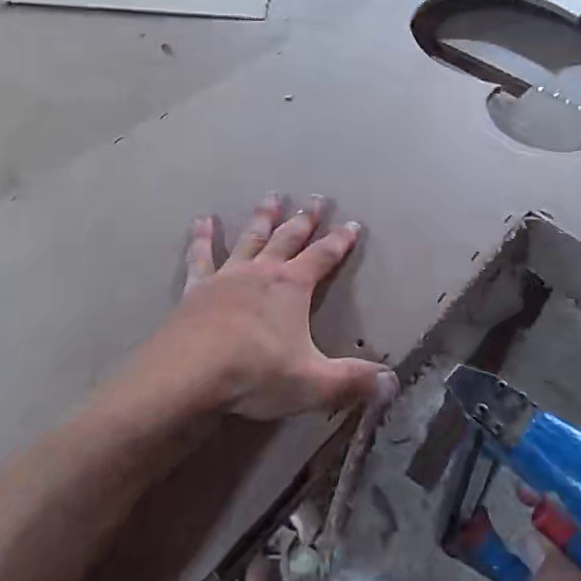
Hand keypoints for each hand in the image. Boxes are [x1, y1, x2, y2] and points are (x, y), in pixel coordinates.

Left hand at [130, 192, 395, 420]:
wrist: (188, 376)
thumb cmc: (255, 374)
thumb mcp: (313, 383)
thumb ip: (353, 382)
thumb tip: (392, 384)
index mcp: (292, 287)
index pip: (324, 257)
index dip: (341, 241)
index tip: (353, 224)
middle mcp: (262, 272)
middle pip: (289, 238)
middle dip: (305, 219)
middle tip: (317, 198)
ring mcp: (227, 276)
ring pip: (250, 238)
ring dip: (263, 217)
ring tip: (272, 196)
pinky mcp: (197, 288)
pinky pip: (201, 256)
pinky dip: (202, 238)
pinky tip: (203, 221)